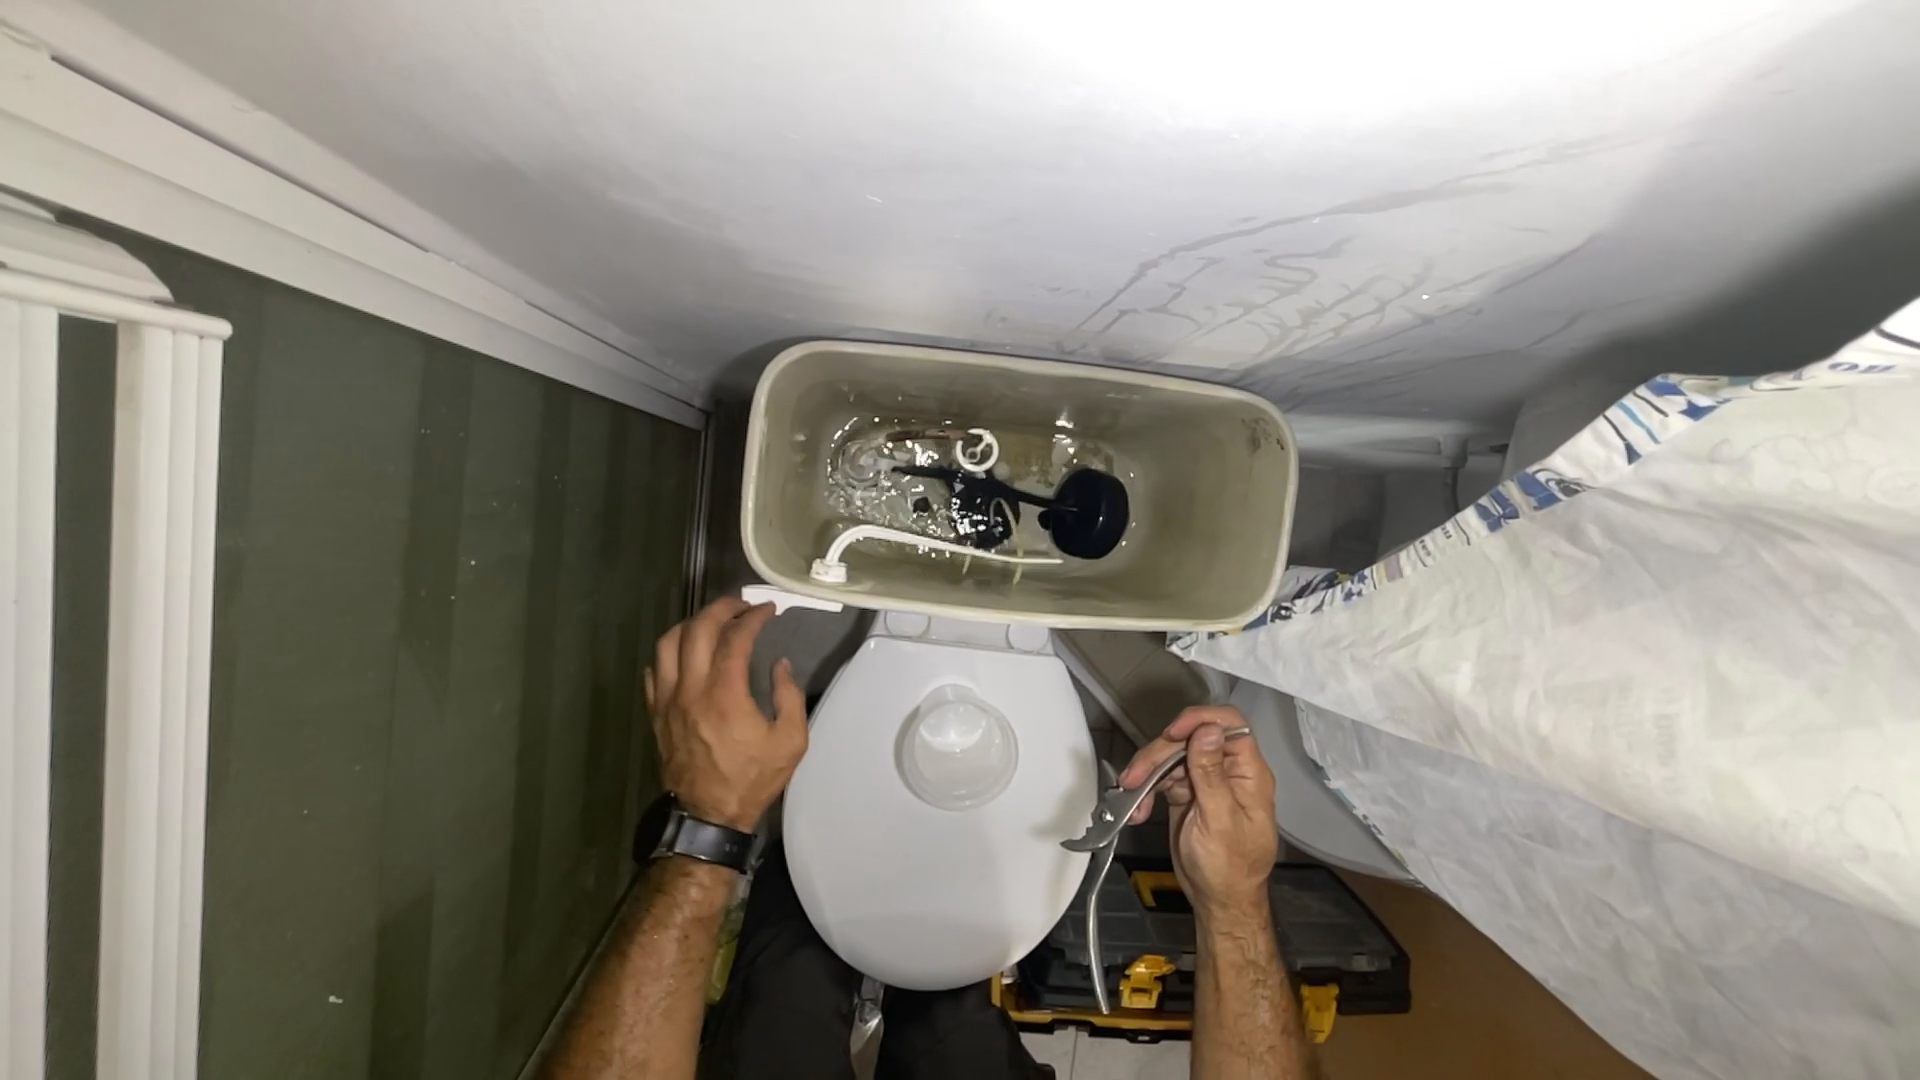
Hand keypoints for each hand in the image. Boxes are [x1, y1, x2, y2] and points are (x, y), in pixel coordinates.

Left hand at [644, 597, 807, 831]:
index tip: (768, 611)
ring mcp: (668, 701)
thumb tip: (780, 665)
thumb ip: (789, 696)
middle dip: (721, 609)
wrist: (709, 816)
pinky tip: (685, 654)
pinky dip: (668, 653)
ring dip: (691, 624)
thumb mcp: (791, 741)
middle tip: (741, 605)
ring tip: (711, 622)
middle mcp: (692, 689)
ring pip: (668, 644)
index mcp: (726, 693)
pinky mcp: (656, 714)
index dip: (753, 617)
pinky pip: (653, 671)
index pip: (735, 638)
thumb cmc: (753, 779)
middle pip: (698, 630)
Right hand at [1117, 705, 1278, 924]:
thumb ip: (1211, 774)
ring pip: (1171, 756)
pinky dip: (1145, 791)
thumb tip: (1208, 729)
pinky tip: (1137, 810)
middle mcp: (1227, 770)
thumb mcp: (1219, 822)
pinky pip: (1162, 777)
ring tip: (1129, 795)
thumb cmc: (1229, 868)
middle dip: (1159, 754)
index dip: (1200, 720)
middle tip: (1134, 777)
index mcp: (1247, 773)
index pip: (1229, 725)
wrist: (1218, 903)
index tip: (1171, 734)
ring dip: (1146, 773)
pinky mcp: (1185, 793)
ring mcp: (1204, 780)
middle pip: (1190, 739)